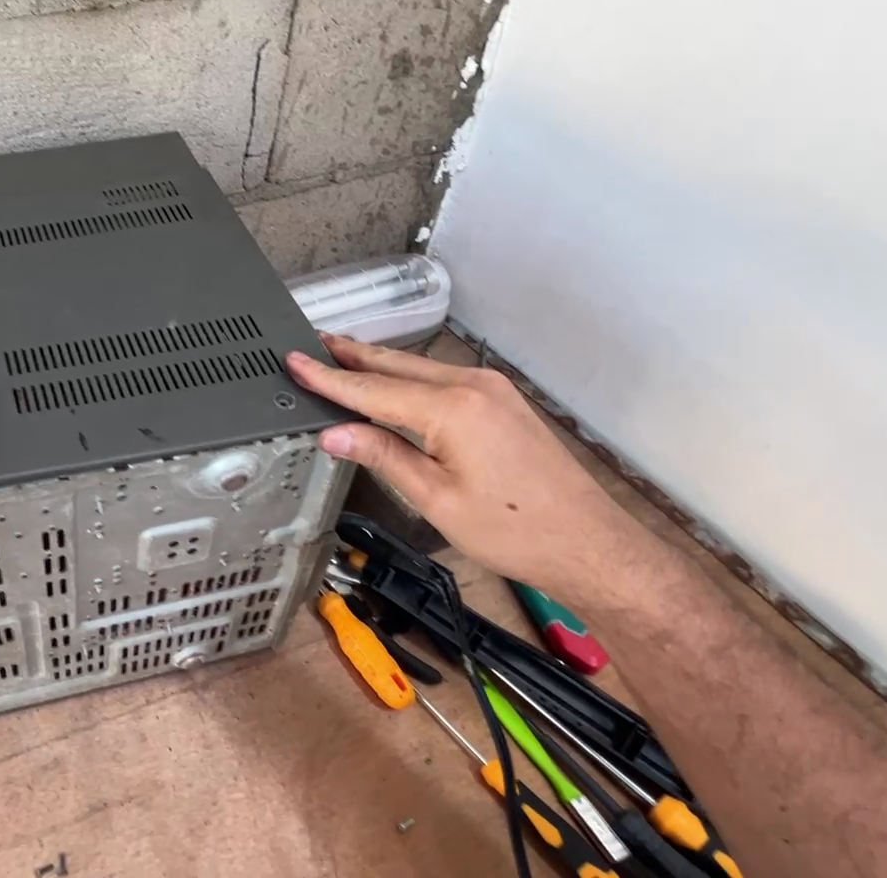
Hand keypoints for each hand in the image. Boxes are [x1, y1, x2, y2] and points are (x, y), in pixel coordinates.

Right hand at [286, 334, 661, 605]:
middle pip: (394, 366)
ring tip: (340, 354)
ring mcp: (491, 389)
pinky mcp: (501, 401)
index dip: (328, 378)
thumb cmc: (515, 531)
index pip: (371, 389)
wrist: (590, 544)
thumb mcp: (435, 498)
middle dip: (350, 354)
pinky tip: (391, 380)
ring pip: (418, 368)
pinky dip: (407, 377)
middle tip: (312, 341)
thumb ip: (382, 455)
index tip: (295, 360)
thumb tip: (334, 434)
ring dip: (377, 363)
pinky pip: (441, 378)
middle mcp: (473, 386)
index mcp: (452, 409)